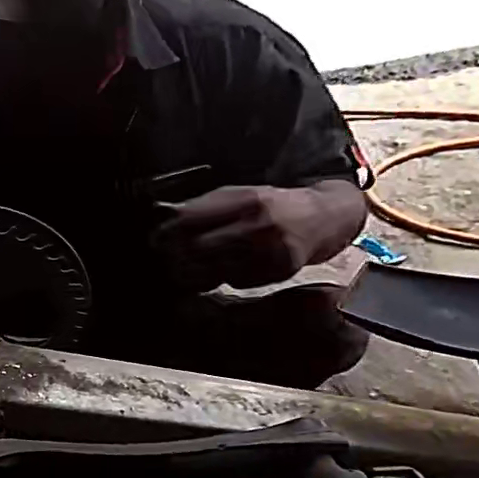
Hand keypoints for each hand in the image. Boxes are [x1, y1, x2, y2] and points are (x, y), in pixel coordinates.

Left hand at [154, 184, 325, 290]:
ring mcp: (269, 250)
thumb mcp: (240, 195)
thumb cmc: (272, 206)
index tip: (155, 240)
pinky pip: (235, 281)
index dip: (168, 232)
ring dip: (193, 273)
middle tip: (165, 261)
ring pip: (215, 270)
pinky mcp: (276, 272)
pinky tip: (220, 272)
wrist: (323, 218)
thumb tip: (165, 217)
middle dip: (176, 257)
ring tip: (184, 271)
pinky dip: (222, 278)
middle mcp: (258, 225)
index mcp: (245, 200)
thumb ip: (205, 207)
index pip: (193, 219)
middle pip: (199, 248)